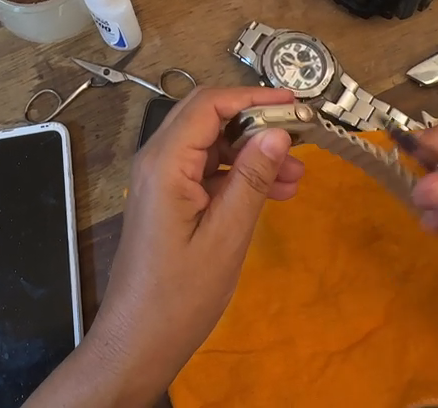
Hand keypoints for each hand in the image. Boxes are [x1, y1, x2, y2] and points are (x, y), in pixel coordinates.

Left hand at [26, 87, 305, 406]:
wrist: (137, 340)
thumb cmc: (179, 295)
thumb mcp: (225, 237)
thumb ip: (251, 179)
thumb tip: (278, 132)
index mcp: (165, 160)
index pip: (209, 104)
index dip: (252, 97)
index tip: (294, 104)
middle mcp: (158, 158)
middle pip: (209, 117)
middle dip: (255, 121)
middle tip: (300, 137)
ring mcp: (162, 177)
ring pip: (211, 143)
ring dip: (252, 151)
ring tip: (296, 176)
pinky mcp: (169, 196)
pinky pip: (207, 169)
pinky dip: (239, 174)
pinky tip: (274, 192)